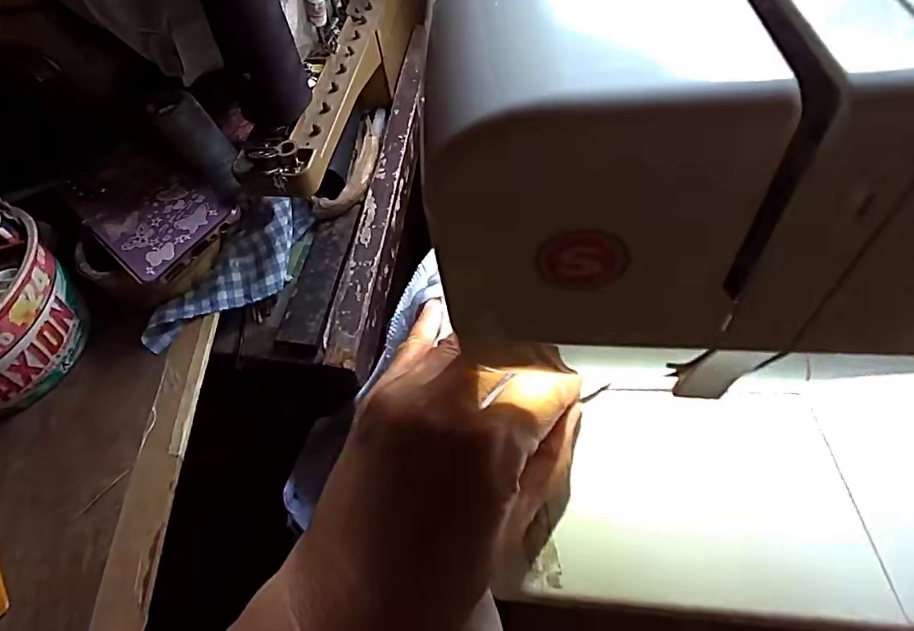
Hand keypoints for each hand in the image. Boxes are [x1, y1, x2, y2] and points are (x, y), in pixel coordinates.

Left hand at [240, 301, 580, 630]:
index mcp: (492, 445)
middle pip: (510, 350)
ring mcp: (408, 395)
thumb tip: (567, 411)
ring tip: (505, 358)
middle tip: (541, 378)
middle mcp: (451, 405)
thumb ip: (550, 459)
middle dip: (533, 361)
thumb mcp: (513, 528)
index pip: (546, 385)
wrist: (345, 606)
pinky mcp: (377, 396)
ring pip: (467, 339)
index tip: (568, 392)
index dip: (564, 388)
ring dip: (492, 345)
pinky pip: (414, 343)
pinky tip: (448, 312)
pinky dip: (435, 328)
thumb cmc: (439, 583)